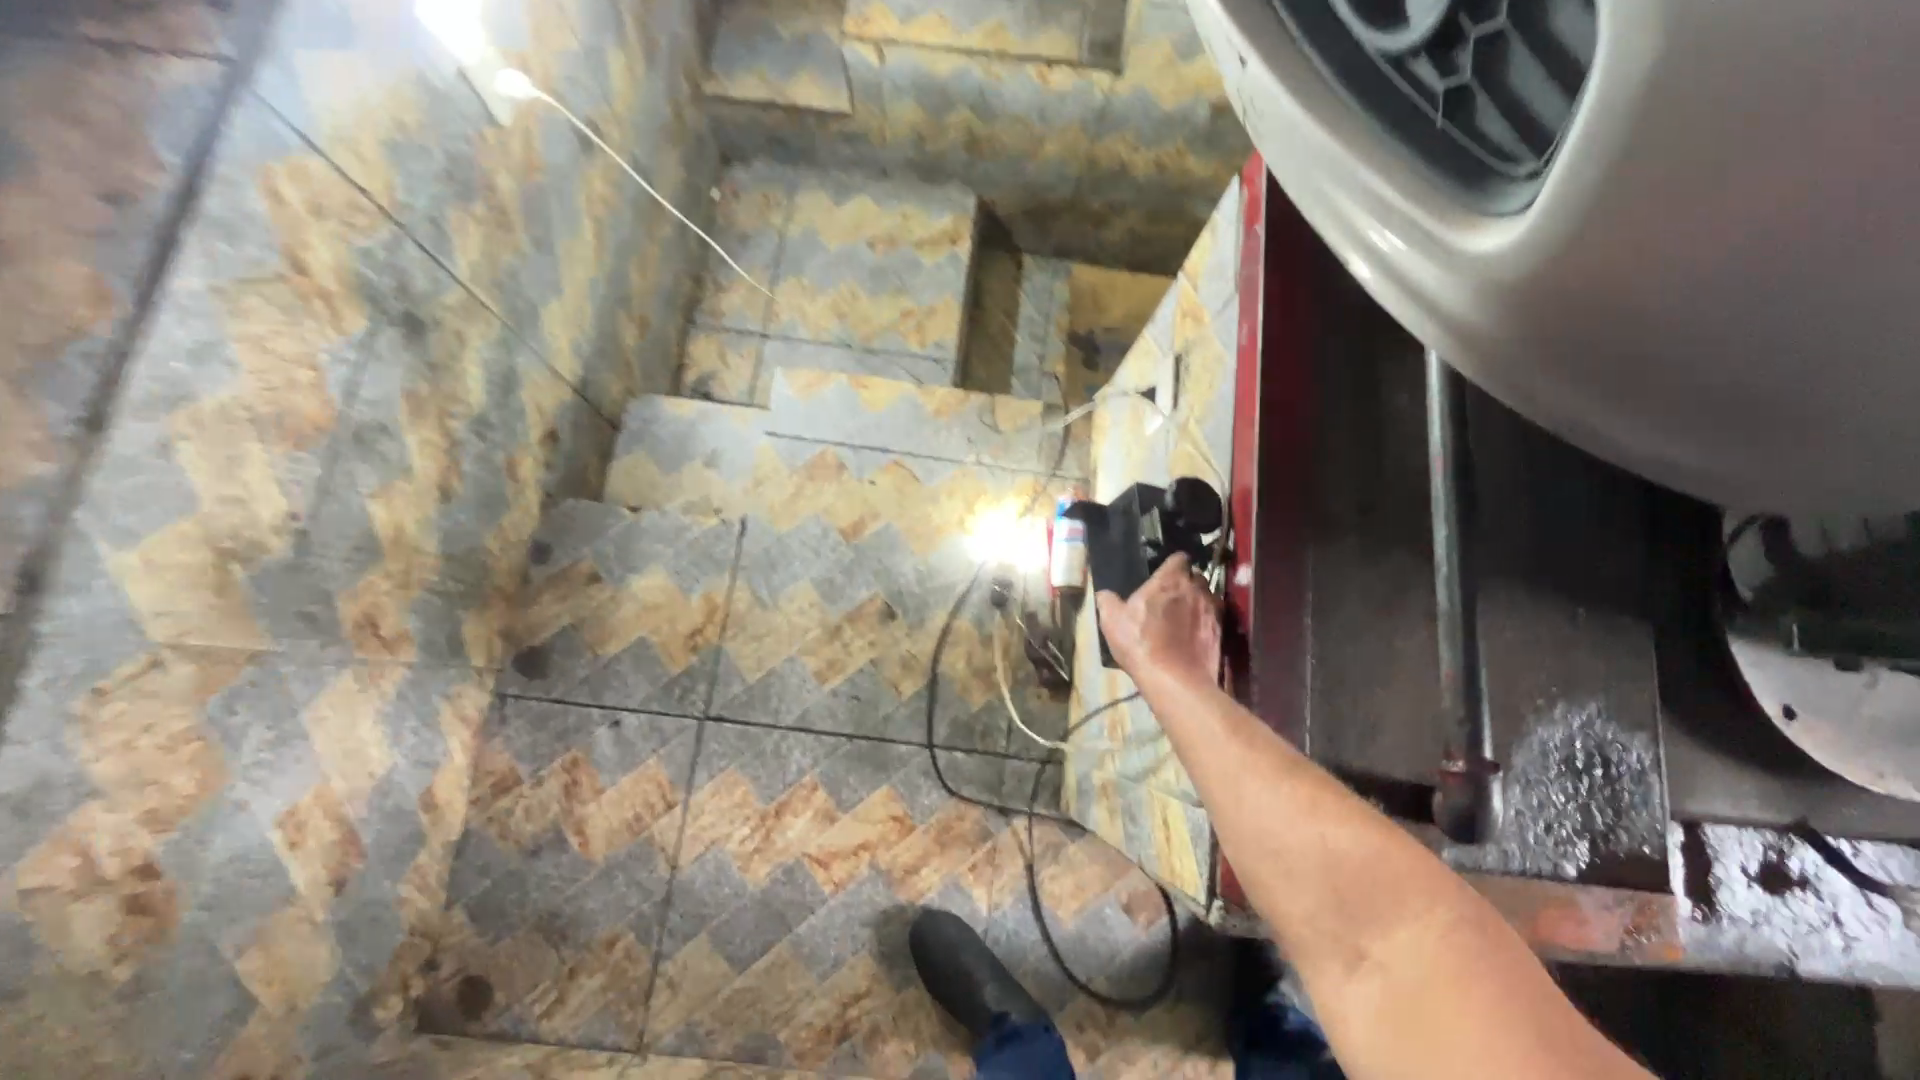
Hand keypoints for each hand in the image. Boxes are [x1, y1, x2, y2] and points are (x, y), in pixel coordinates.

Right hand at [1095, 554, 1220, 688]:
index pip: (1179, 558)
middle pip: (1196, 576)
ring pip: (1208, 596)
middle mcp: (1195, 588)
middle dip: (1187, 582)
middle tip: (1172, 597)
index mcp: (1170, 579)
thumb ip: (1108, 601)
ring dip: (1198, 602)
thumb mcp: (1112, 621)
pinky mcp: (1221, 631)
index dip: (1173, 565)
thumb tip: (1104, 594)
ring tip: (1185, 617)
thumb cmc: (1140, 643)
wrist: (1174, 679)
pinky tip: (1194, 635)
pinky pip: (1215, 618)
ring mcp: (1212, 610)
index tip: (1164, 574)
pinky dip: (1206, 622)